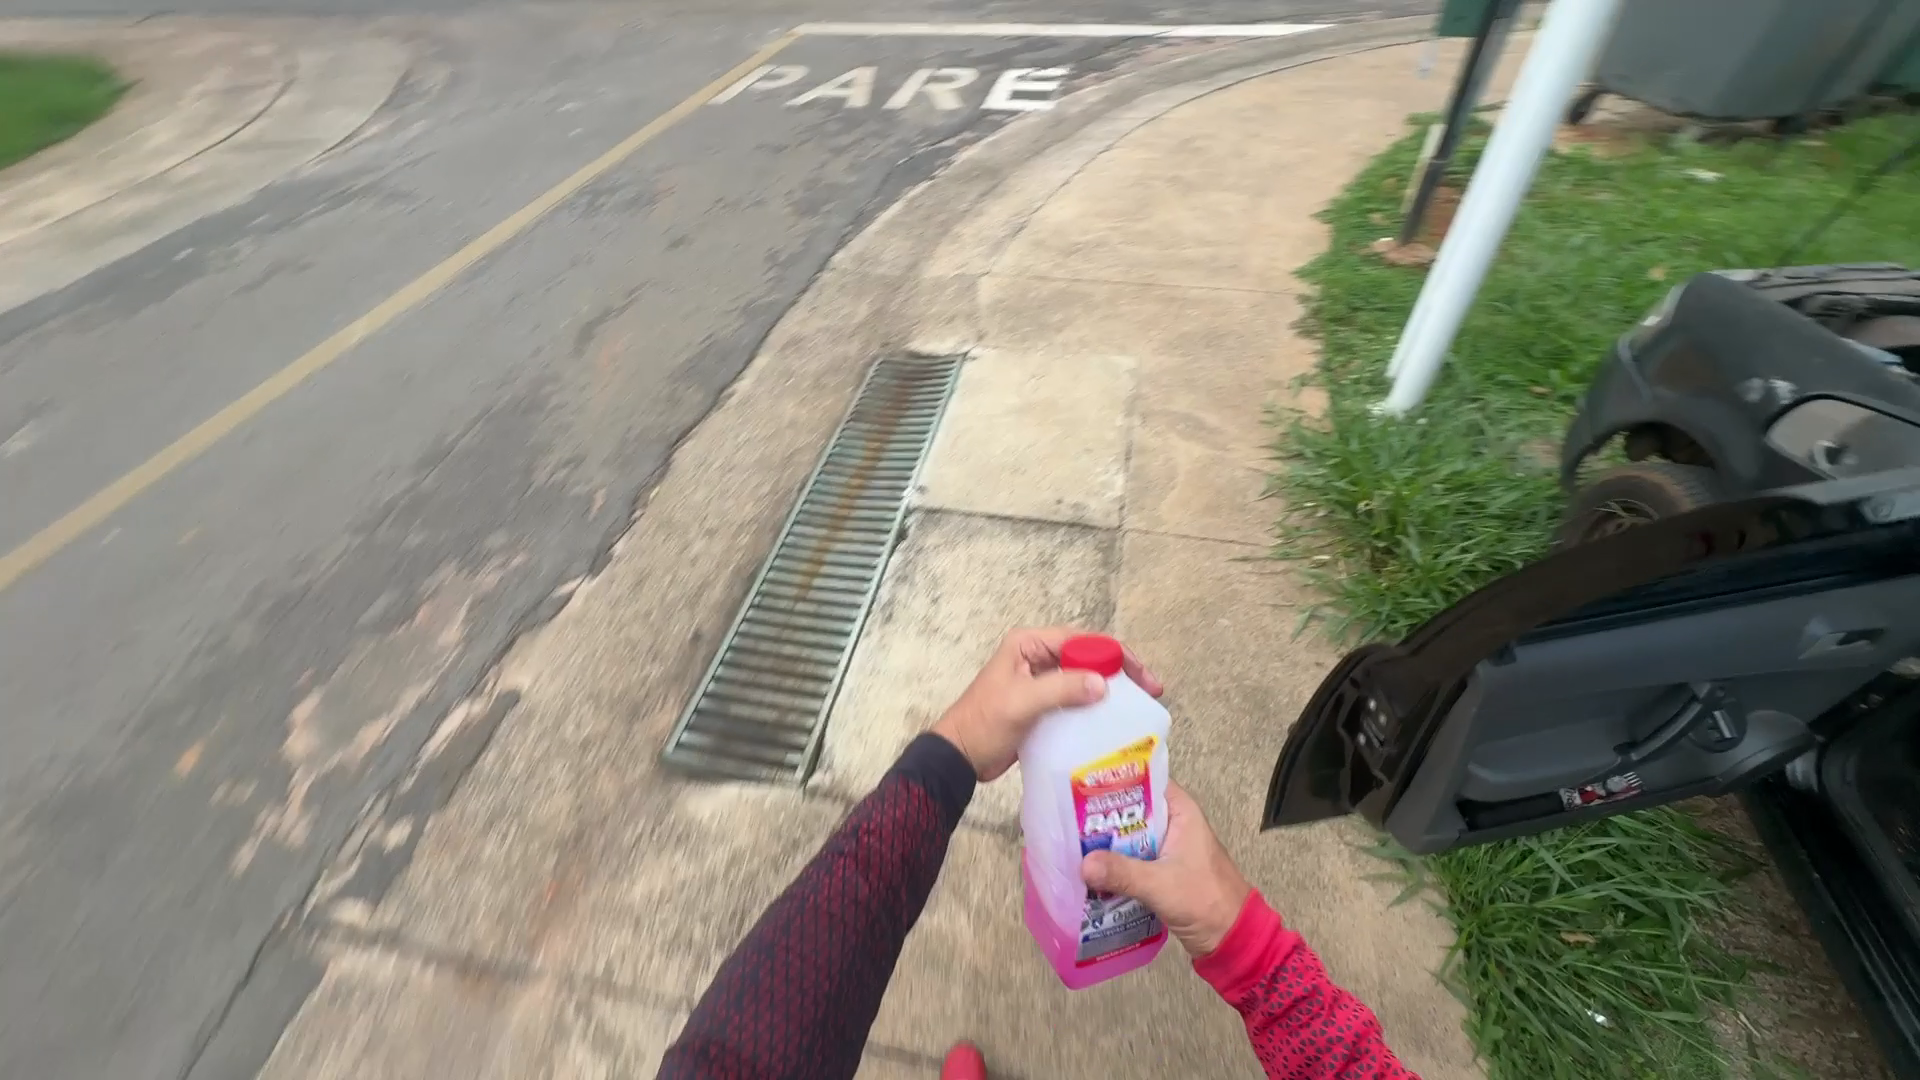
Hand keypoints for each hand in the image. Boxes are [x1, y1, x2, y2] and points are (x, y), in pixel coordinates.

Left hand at [931, 626, 1162, 781]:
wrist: (960, 756)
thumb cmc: (985, 724)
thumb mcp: (1022, 703)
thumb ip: (1061, 689)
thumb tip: (1103, 685)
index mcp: (1029, 644)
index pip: (1082, 640)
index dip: (1116, 655)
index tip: (1142, 677)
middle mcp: (1036, 655)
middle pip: (1087, 655)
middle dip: (1119, 670)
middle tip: (1150, 691)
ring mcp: (1039, 679)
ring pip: (1083, 677)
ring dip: (1109, 688)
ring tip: (1137, 706)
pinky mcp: (1042, 703)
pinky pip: (1075, 698)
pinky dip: (1094, 705)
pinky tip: (1112, 721)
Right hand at [1080, 782, 1250, 957]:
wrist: (1235, 942)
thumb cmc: (1206, 902)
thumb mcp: (1162, 885)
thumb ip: (1123, 873)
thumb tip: (1083, 864)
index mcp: (1181, 810)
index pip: (1143, 780)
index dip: (1113, 780)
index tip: (1081, 783)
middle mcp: (1173, 822)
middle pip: (1131, 809)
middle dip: (1102, 815)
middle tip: (1067, 816)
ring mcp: (1166, 847)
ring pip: (1129, 835)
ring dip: (1106, 841)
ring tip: (1070, 840)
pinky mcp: (1161, 869)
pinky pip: (1131, 856)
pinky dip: (1114, 861)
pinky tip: (1089, 866)